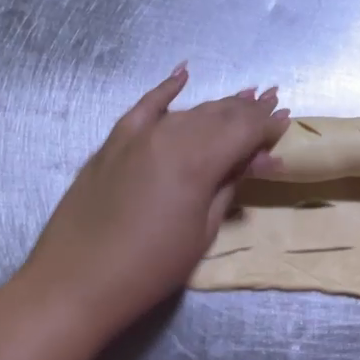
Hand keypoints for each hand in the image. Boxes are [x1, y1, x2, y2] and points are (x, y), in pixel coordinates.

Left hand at [23, 65, 288, 319]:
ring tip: (244, 98)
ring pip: (190, 110)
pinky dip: (167, 88)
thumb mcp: (202, 232)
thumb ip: (230, 186)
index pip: (244, 130)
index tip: (286, 119)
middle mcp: (171, 135)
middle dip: (249, 110)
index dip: (268, 125)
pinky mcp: (113, 142)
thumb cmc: (148, 269)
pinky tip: (183, 73)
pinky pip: (146, 106)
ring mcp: (138, 135)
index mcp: (198, 160)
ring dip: (219, 105)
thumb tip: (258, 157)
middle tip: (272, 102)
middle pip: (220, 115)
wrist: (72, 285)